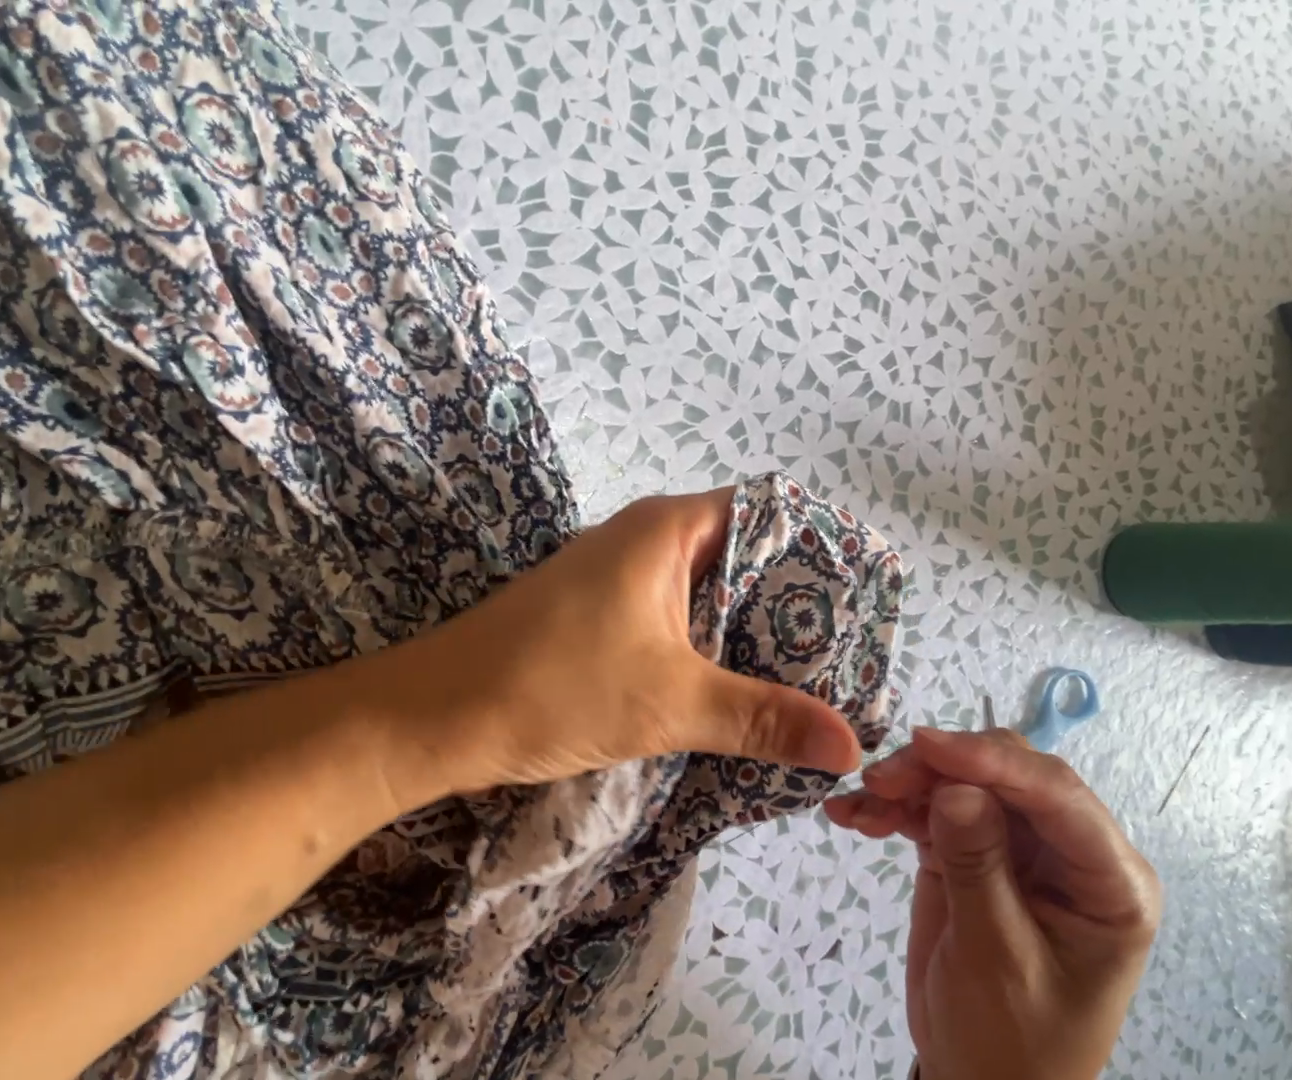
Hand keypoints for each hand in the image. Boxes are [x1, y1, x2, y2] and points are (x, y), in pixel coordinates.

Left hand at [356, 489, 862, 804]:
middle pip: (744, 557)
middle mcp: (648, 538)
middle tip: (845, 653)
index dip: (817, 551)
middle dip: (793, 604)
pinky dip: (714, 650)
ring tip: (809, 678)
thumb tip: (850, 745)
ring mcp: (622, 577)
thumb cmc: (554, 686)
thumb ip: (763, 718)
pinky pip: (680, 620)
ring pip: (710, 594)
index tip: (859, 600)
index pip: (769, 514)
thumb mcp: (671, 702)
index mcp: (669, 528)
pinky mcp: (604, 616)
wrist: (432, 718)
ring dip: (752, 634)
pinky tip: (740, 692)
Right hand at [824, 729, 1160, 1079]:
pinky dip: (894, 807)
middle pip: (1009, 774)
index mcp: (1109, 880)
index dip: (993, 762)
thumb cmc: (1009, 1042)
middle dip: (942, 768)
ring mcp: (1020, 846)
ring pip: (966, 780)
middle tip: (879, 780)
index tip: (927, 745)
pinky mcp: (974, 849)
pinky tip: (853, 815)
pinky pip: (935, 808)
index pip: (1059, 797)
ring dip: (909, 784)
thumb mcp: (996, 960)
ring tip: (857, 804)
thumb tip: (956, 787)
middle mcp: (1069, 849)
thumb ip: (979, 869)